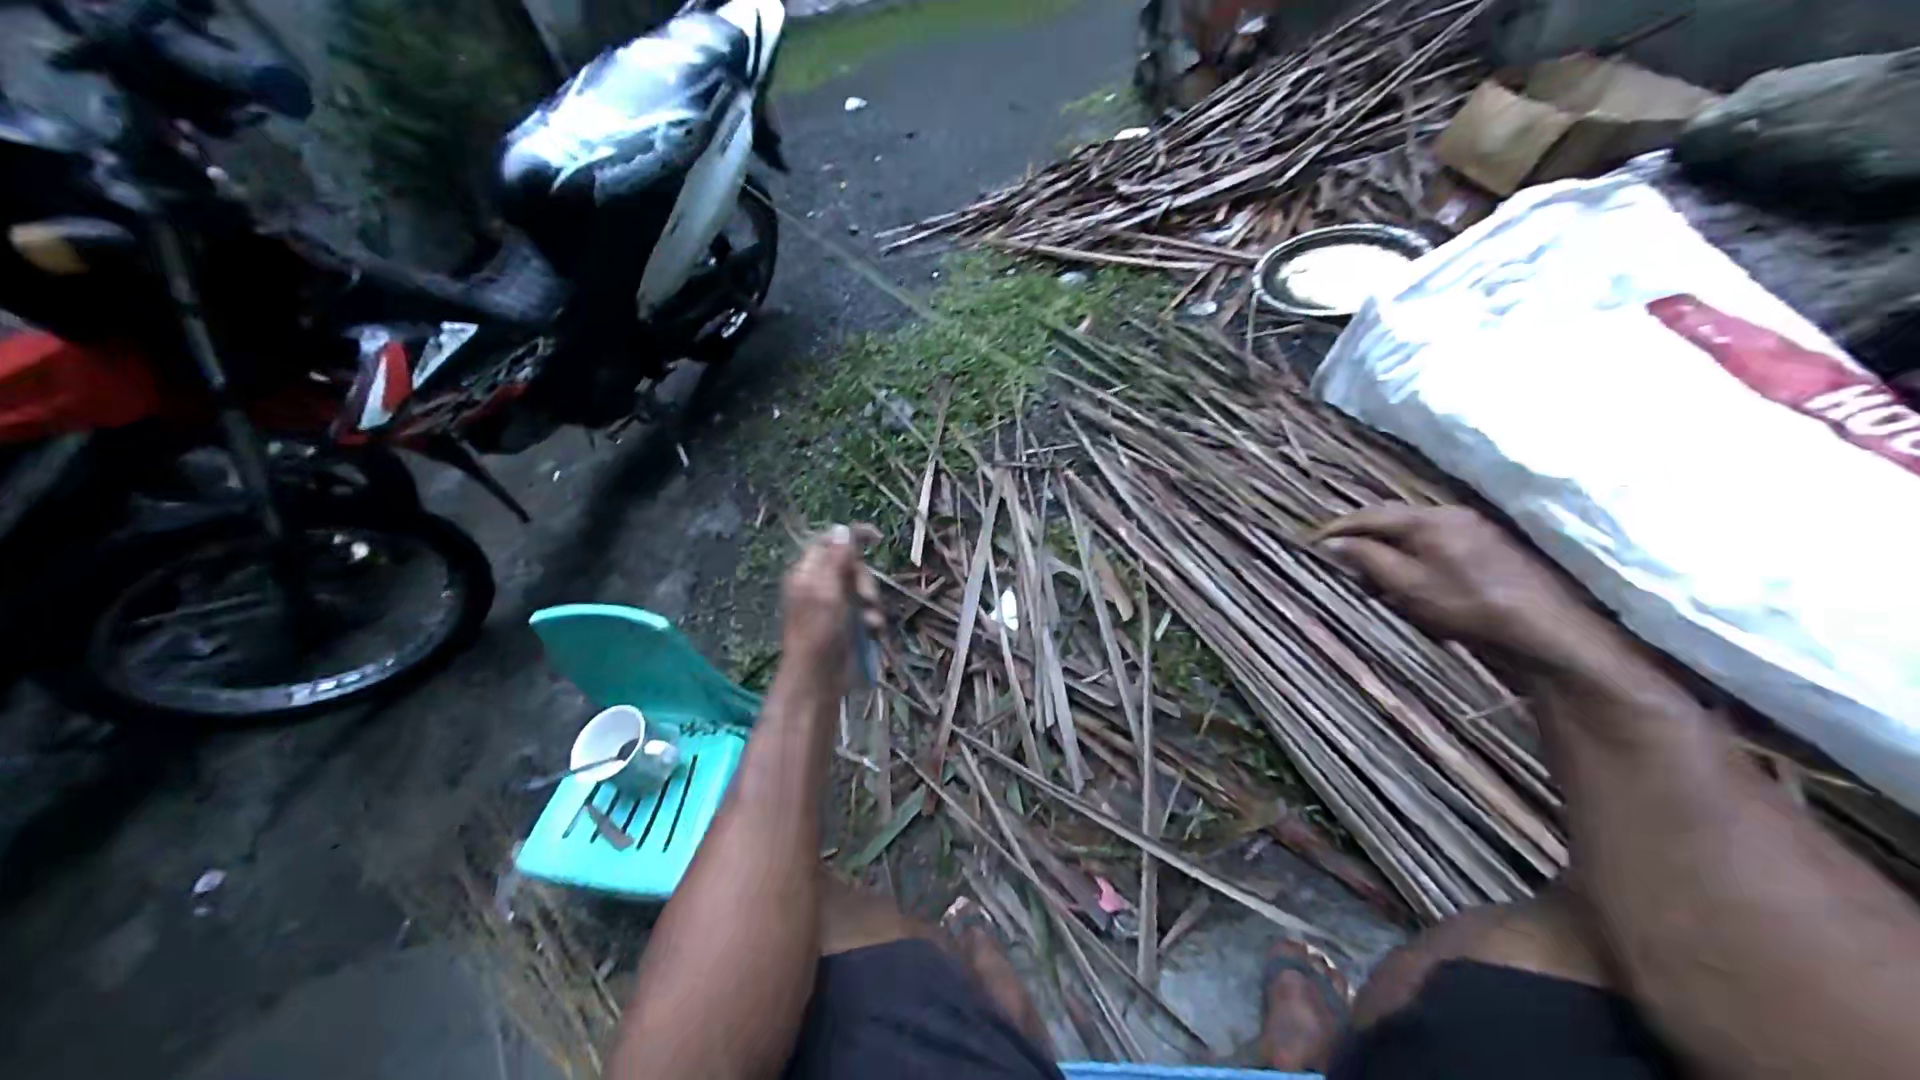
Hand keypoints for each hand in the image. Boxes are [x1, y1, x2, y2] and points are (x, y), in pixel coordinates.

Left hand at [779, 524, 881, 692]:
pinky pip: (867, 609)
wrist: (819, 678)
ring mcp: (835, 605)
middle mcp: (820, 585)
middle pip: (851, 565)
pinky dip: (873, 618)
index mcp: (807, 574)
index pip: (829, 542)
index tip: (877, 538)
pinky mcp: (848, 623)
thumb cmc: (819, 633)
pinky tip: (874, 631)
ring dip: (872, 603)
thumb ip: (836, 559)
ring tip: (871, 621)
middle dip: (864, 580)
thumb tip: (842, 528)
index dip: (851, 537)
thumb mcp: (828, 591)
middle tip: (867, 597)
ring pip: (863, 588)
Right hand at [1310, 505, 1613, 670]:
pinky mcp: (1490, 545)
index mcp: (1426, 519)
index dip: (1337, 528)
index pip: (1368, 515)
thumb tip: (1332, 543)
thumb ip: (1367, 559)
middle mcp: (1450, 513)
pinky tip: (1409, 572)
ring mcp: (1474, 527)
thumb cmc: (1468, 605)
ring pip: (1415, 529)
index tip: (1311, 542)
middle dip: (1360, 534)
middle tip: (1336, 554)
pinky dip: (1412, 551)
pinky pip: (1436, 540)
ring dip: (1387, 544)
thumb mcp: (1407, 584)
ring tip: (1369, 568)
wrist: (1546, 627)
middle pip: (1392, 517)